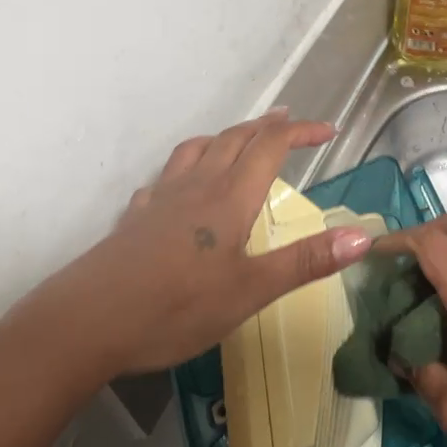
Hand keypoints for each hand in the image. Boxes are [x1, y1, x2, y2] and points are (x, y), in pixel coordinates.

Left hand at [12, 109, 372, 380]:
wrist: (83, 325)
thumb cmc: (174, 308)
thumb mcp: (250, 291)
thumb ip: (306, 262)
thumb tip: (363, 236)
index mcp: (229, 198)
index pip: (271, 146)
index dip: (301, 132)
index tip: (329, 131)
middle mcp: (196, 187)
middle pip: (235, 139)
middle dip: (267, 127)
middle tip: (290, 121)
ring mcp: (160, 200)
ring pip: (198, 150)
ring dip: (226, 137)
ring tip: (240, 141)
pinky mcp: (134, 220)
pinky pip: (166, 177)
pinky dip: (187, 167)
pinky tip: (182, 188)